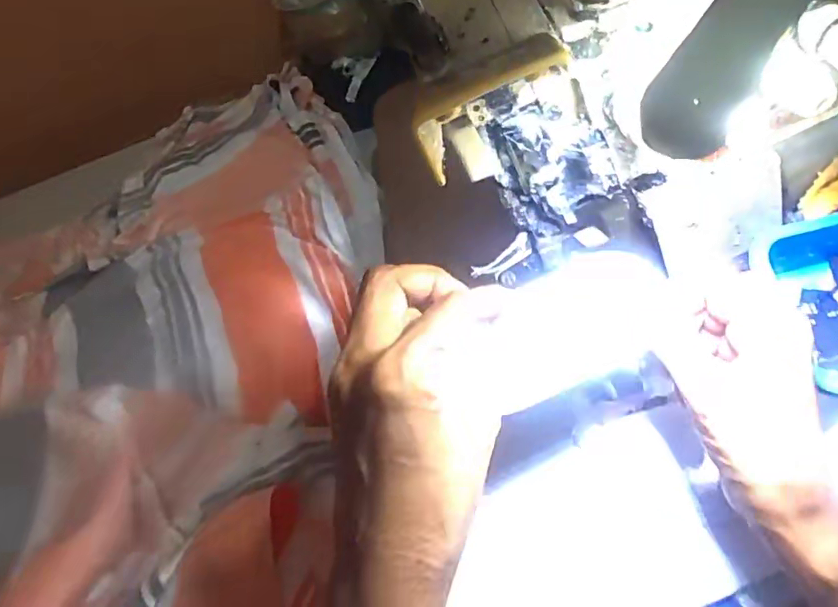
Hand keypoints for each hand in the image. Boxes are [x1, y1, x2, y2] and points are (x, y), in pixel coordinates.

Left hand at [330, 265, 509, 606]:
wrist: (385, 556)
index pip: (446, 307)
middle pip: (387, 281)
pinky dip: (396, 326)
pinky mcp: (336, 389)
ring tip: (442, 324)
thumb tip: (488, 326)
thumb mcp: (477, 423)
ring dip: (409, 301)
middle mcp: (361, 361)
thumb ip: (480, 363)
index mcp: (401, 372)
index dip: (481, 298)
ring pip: (369, 303)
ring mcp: (341, 373)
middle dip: (429, 279)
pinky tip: (423, 351)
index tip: (501, 303)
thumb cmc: (441, 499)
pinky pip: (365, 333)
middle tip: (458, 302)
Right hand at [657, 277, 825, 515]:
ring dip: (689, 343)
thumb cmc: (752, 441)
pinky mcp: (758, 367)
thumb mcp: (702, 388)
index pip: (710, 283)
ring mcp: (768, 346)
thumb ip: (669, 339)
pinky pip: (718, 343)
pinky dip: (699, 357)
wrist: (789, 500)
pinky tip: (691, 384)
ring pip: (711, 321)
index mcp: (770, 320)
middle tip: (668, 355)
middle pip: (712, 298)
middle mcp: (774, 323)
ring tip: (681, 375)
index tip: (656, 330)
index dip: (678, 301)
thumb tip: (643, 308)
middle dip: (683, 323)